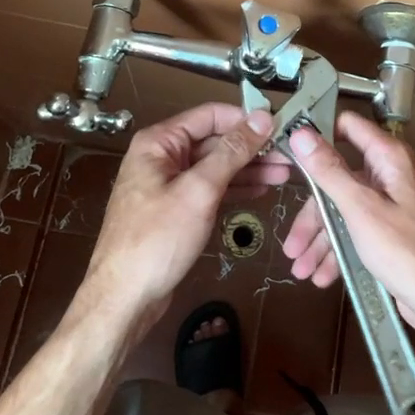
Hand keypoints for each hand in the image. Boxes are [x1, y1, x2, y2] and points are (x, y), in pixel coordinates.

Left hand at [79, 103, 286, 335]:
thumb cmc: (157, 240)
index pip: (210, 116)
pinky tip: (261, 190)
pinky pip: (210, 189)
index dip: (246, 119)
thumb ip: (232, 152)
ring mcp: (168, 185)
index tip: (280, 127)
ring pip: (216, 167)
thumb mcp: (199, 190)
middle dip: (252, 148)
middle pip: (215, 142)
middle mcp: (162, 157)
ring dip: (249, 169)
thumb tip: (262, 118)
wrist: (125, 298)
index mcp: (159, 143)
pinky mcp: (176, 210)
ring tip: (285, 173)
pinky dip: (235, 188)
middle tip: (290, 156)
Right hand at [280, 112, 414, 339]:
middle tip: (291, 244)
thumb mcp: (361, 209)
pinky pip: (357, 232)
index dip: (318, 135)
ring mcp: (392, 204)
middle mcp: (391, 175)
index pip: (348, 127)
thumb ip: (330, 171)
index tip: (287, 152)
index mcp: (390, 158)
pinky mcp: (391, 231)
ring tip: (300, 269)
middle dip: (312, 214)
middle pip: (339, 179)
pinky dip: (339, 251)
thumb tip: (301, 133)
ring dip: (321, 240)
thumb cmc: (406, 251)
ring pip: (345, 210)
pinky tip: (322, 276)